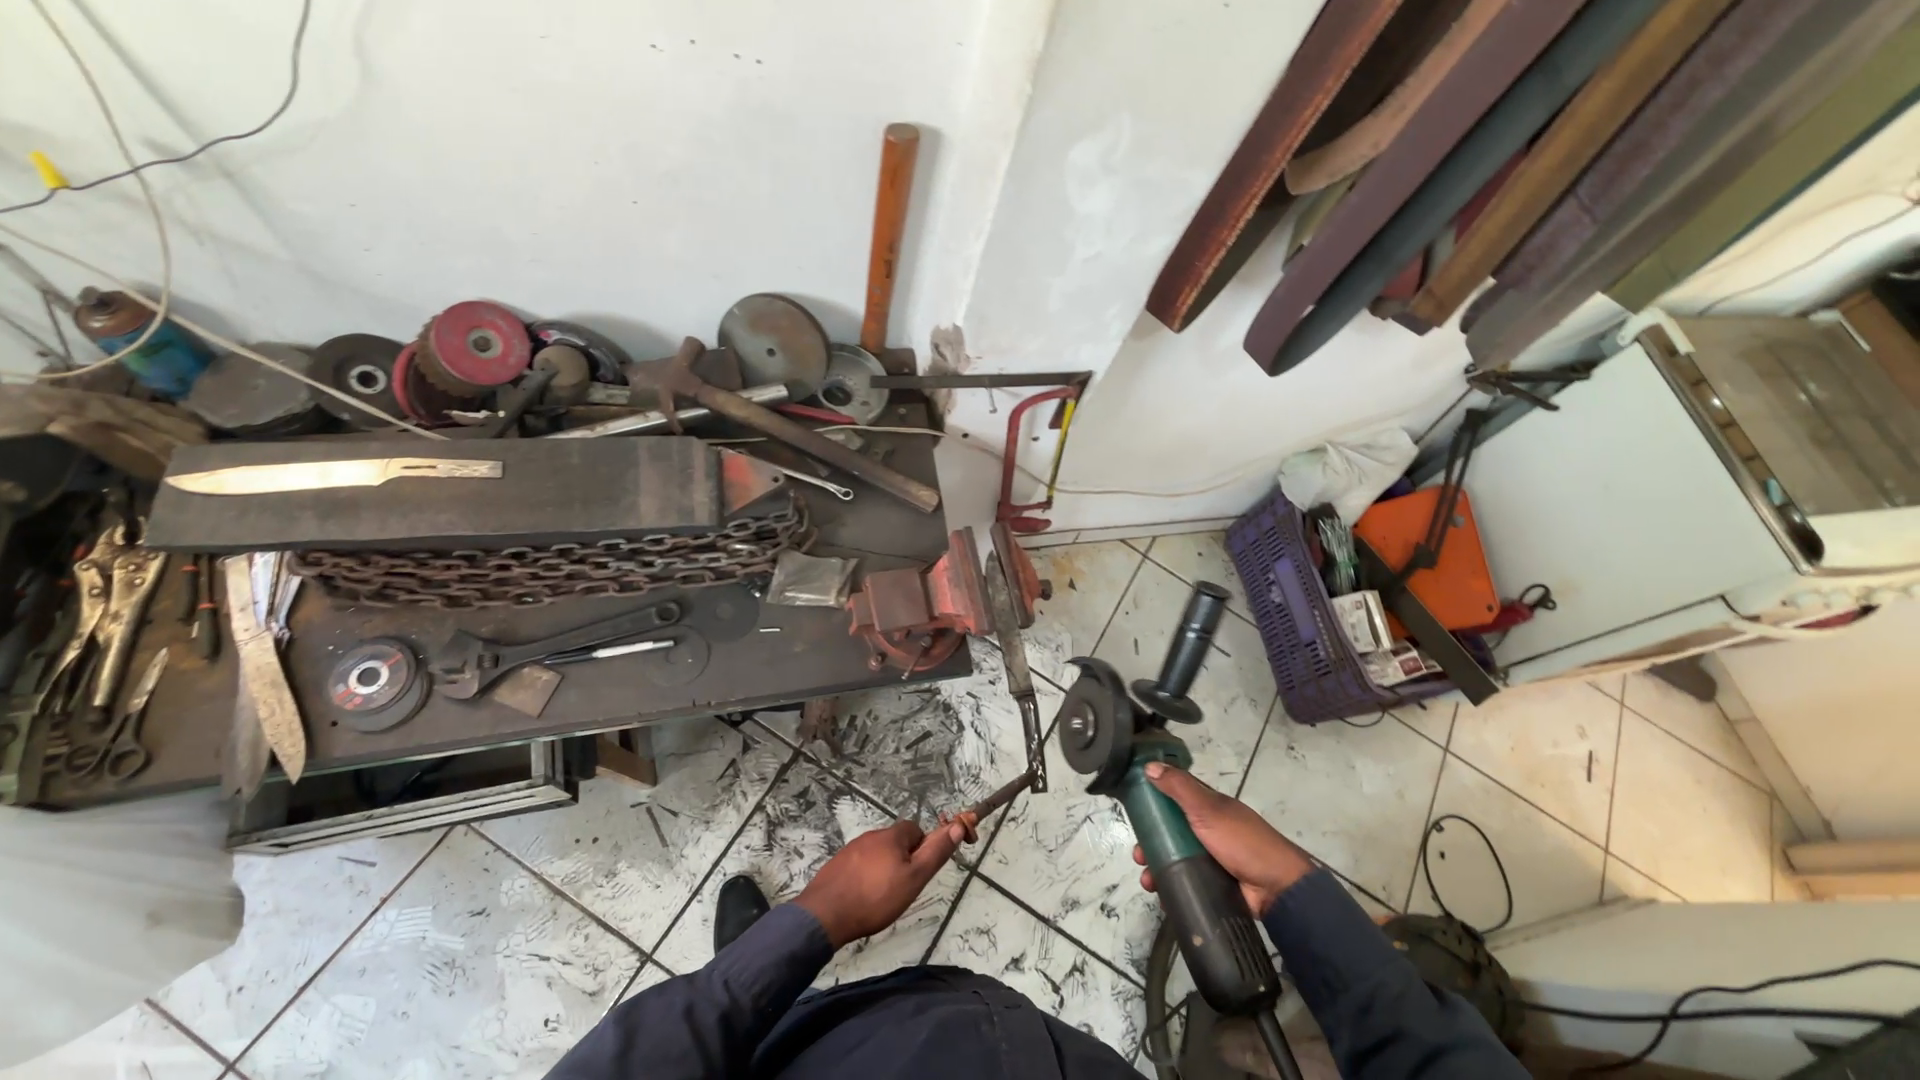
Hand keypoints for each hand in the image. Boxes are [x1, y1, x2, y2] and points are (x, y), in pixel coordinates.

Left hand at [796, 819, 964, 947]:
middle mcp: (870, 836)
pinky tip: (864, 898)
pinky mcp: (837, 865)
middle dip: (904, 860)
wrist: (826, 914)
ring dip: (884, 868)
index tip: (921, 871)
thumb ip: (936, 852)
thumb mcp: (915, 878)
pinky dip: (866, 877)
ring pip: (877, 854)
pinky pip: (859, 866)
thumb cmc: (876, 897)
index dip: (923, 848)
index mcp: (891, 836)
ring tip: (883, 896)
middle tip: (904, 887)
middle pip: (896, 842)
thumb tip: (957, 826)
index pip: (915, 830)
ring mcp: (850, 850)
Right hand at [1132, 762, 1313, 916]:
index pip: (1175, 800)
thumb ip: (1180, 788)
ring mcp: (1212, 859)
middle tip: (1139, 857)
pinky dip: (1171, 888)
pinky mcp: (1214, 884)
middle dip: (1150, 845)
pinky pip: (1186, 883)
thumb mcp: (1208, 809)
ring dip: (1157, 870)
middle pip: (1171, 834)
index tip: (1134, 814)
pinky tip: (1161, 896)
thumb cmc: (1242, 841)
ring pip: (1175, 861)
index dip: (1153, 805)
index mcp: (1209, 808)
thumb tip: (1149, 766)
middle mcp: (1208, 831)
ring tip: (1148, 882)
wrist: (1277, 888)